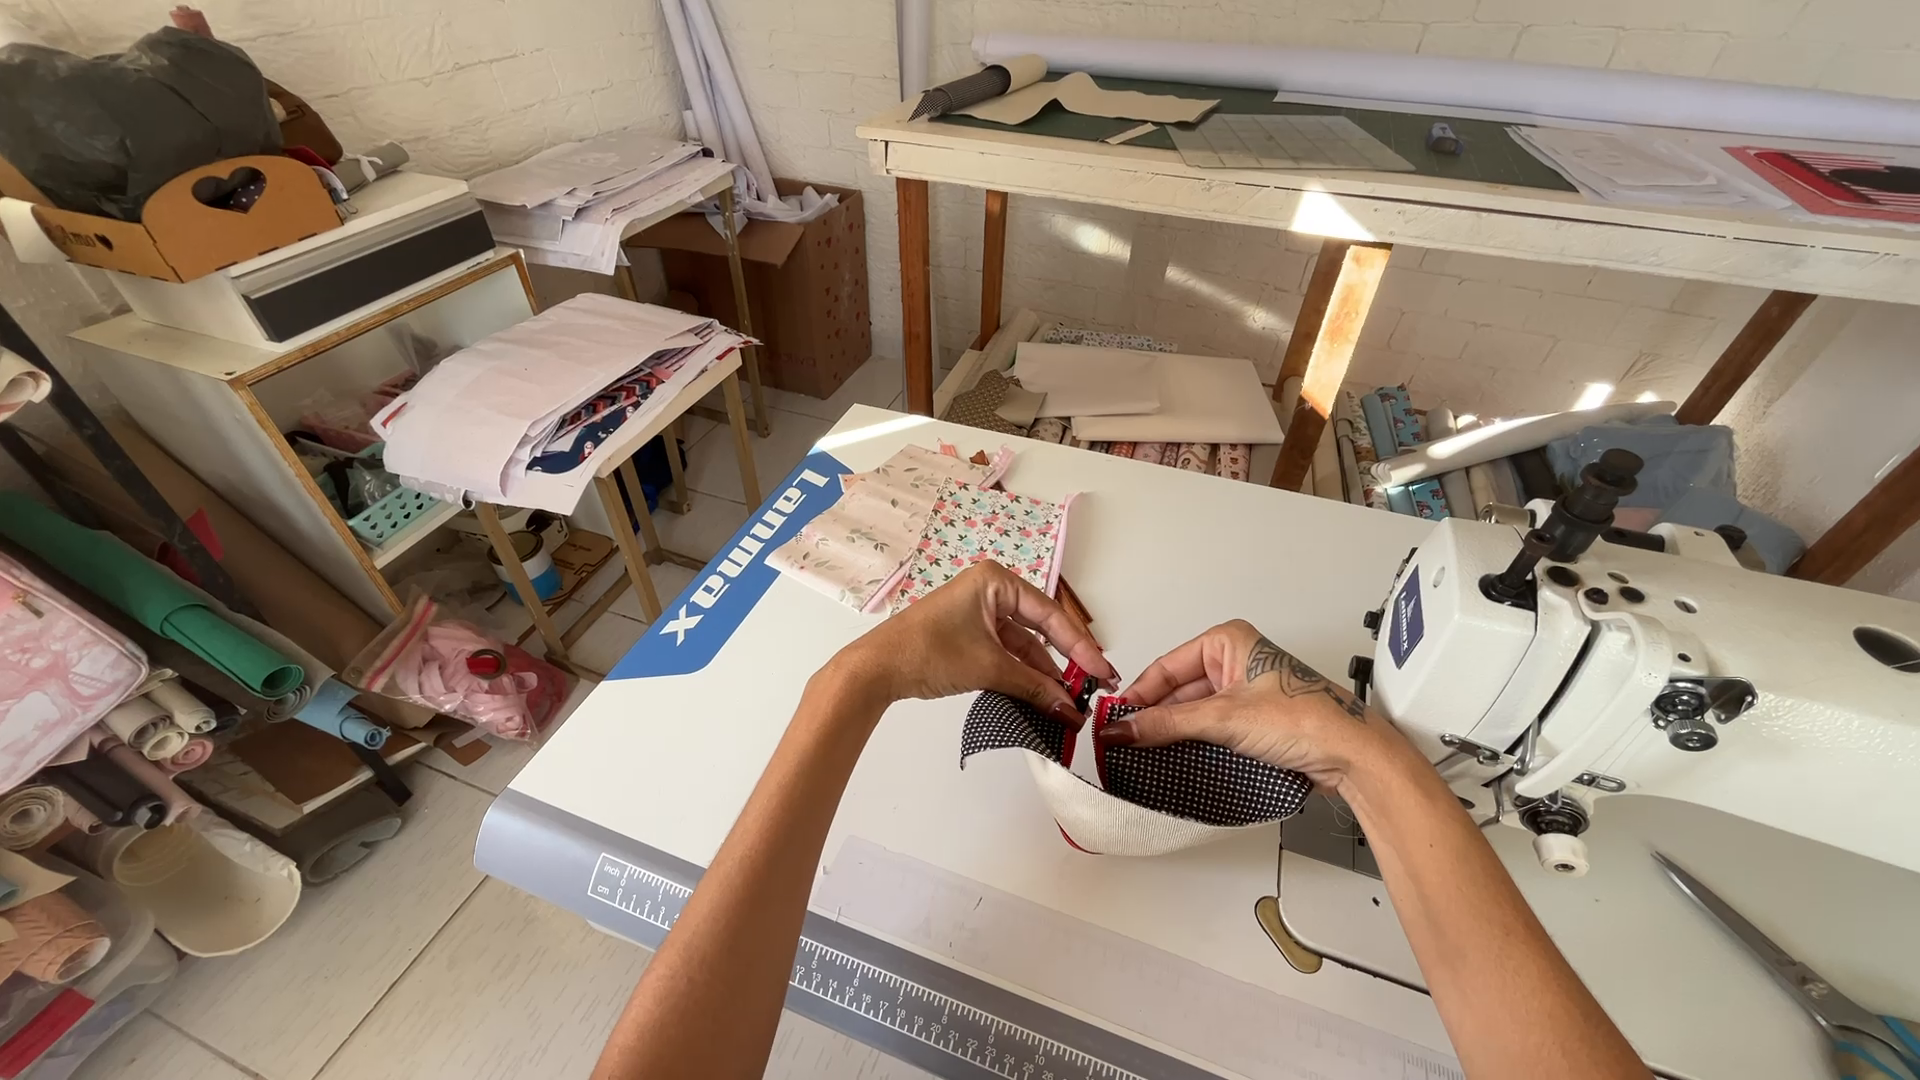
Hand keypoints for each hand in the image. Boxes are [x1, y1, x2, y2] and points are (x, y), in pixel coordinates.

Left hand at [828, 562, 1117, 726]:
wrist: (876, 669)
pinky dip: (1023, 675)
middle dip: (1064, 661)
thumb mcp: (989, 668)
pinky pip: (1006, 654)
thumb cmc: (927, 651)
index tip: (1102, 671)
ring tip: (1069, 703)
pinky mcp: (969, 636)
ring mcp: (978, 614)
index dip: (1080, 646)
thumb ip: (1034, 686)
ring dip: (1044, 674)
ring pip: (1023, 645)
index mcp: (995, 581)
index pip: (1050, 614)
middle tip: (1092, 687)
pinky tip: (1043, 697)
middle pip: (1040, 628)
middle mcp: (989, 592)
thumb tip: (1068, 707)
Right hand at [1099, 619, 1414, 790]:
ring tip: (1140, 749)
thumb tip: (1125, 728)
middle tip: (1122, 738)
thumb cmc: (1306, 718)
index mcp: (1227, 641)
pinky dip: (1189, 739)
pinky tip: (1170, 754)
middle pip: (1177, 689)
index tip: (1114, 717)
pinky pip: (1208, 725)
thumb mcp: (1223, 718)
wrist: (1354, 755)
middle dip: (1152, 714)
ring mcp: (1242, 691)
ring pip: (1191, 709)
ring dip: (1169, 730)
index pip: (1167, 667)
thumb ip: (1168, 724)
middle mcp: (1233, 660)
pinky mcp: (1251, 719)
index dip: (1139, 694)